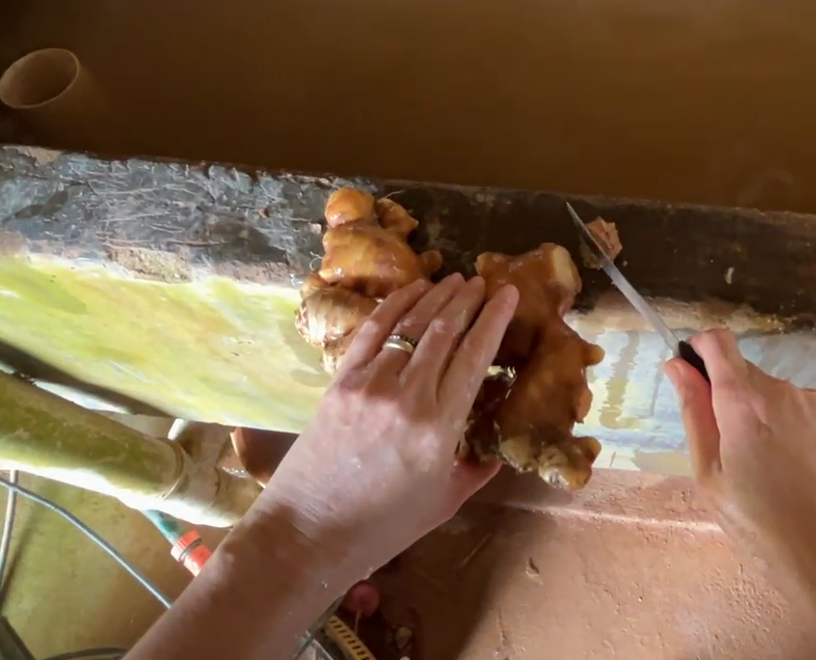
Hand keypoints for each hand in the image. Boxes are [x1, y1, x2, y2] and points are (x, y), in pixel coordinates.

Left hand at [129, 276, 518, 659]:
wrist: (306, 534)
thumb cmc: (381, 527)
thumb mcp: (443, 502)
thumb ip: (476, 470)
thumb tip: (498, 447)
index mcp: (440, 429)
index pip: (474, 356)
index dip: (494, 319)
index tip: (509, 293)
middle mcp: (409, 397)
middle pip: (446, 331)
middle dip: (469, 300)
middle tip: (484, 282)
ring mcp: (372, 384)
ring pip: (412, 325)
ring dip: (438, 296)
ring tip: (457, 280)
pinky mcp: (342, 379)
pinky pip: (374, 330)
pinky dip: (397, 304)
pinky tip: (414, 288)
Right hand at [665, 330, 815, 659]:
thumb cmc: (765, 527)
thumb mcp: (711, 476)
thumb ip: (694, 412)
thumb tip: (677, 366)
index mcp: (743, 399)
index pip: (717, 340)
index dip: (699, 349)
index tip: (693, 379)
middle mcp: (780, 388)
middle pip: (742, 370)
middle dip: (727, 397)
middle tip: (728, 452)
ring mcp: (813, 402)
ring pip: (770, 393)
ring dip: (758, 415)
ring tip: (766, 471)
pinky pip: (797, 409)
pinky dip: (786, 427)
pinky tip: (794, 471)